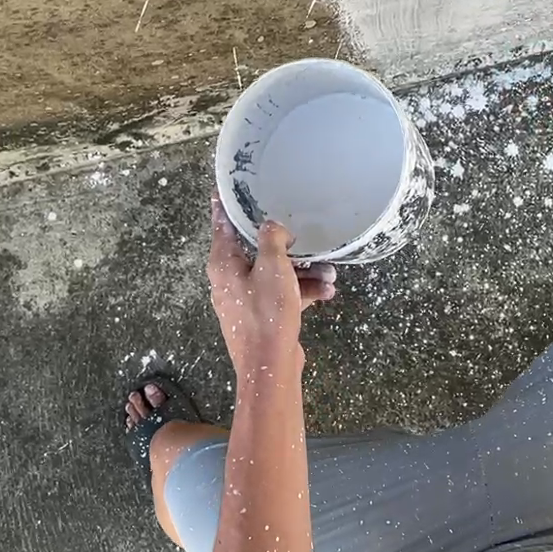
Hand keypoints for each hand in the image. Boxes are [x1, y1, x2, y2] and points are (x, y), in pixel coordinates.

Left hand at [208, 196, 336, 377]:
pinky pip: (282, 294)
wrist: (270, 365)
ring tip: (330, 271)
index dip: (226, 204)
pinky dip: (302, 291)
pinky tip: (327, 291)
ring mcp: (246, 299)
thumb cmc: (266, 311)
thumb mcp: (273, 265)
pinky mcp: (262, 316)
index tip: (228, 186)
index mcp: (223, 263)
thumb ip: (272, 237)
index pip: (222, 224)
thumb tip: (273, 227)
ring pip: (274, 273)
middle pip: (255, 249)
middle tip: (303, 231)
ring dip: (302, 270)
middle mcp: (230, 279)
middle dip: (286, 243)